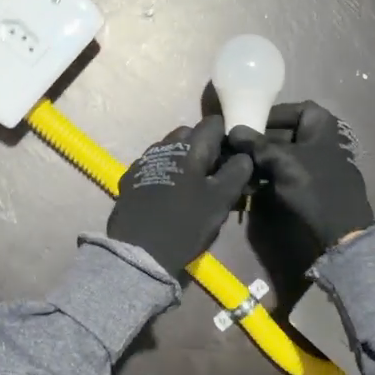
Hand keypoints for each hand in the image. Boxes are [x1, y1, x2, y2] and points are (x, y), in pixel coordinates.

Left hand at [108, 115, 254, 274]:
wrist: (140, 251)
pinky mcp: (130, 177)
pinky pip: (154, 164)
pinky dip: (166, 171)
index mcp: (191, 147)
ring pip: (170, 148)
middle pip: (190, 133)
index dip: (226, 137)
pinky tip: (168, 193)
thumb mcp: (221, 200)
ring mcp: (145, 160)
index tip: (232, 158)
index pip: (214, 123)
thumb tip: (244, 155)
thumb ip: (236, 172)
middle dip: (204, 147)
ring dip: (184, 159)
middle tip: (213, 174)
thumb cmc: (187, 224)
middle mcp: (166, 145)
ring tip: (191, 184)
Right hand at [229, 101, 373, 247]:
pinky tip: (250, 190)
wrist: (340, 230)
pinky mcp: (311, 188)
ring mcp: (317, 165)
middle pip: (283, 135)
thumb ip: (256, 144)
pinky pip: (285, 178)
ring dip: (260, 165)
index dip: (267, 116)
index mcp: (320, 124)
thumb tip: (232, 130)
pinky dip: (268, 181)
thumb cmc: (314, 186)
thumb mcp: (282, 161)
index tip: (244, 127)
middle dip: (258, 144)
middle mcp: (320, 140)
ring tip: (238, 173)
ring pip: (281, 158)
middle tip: (234, 152)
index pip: (289, 110)